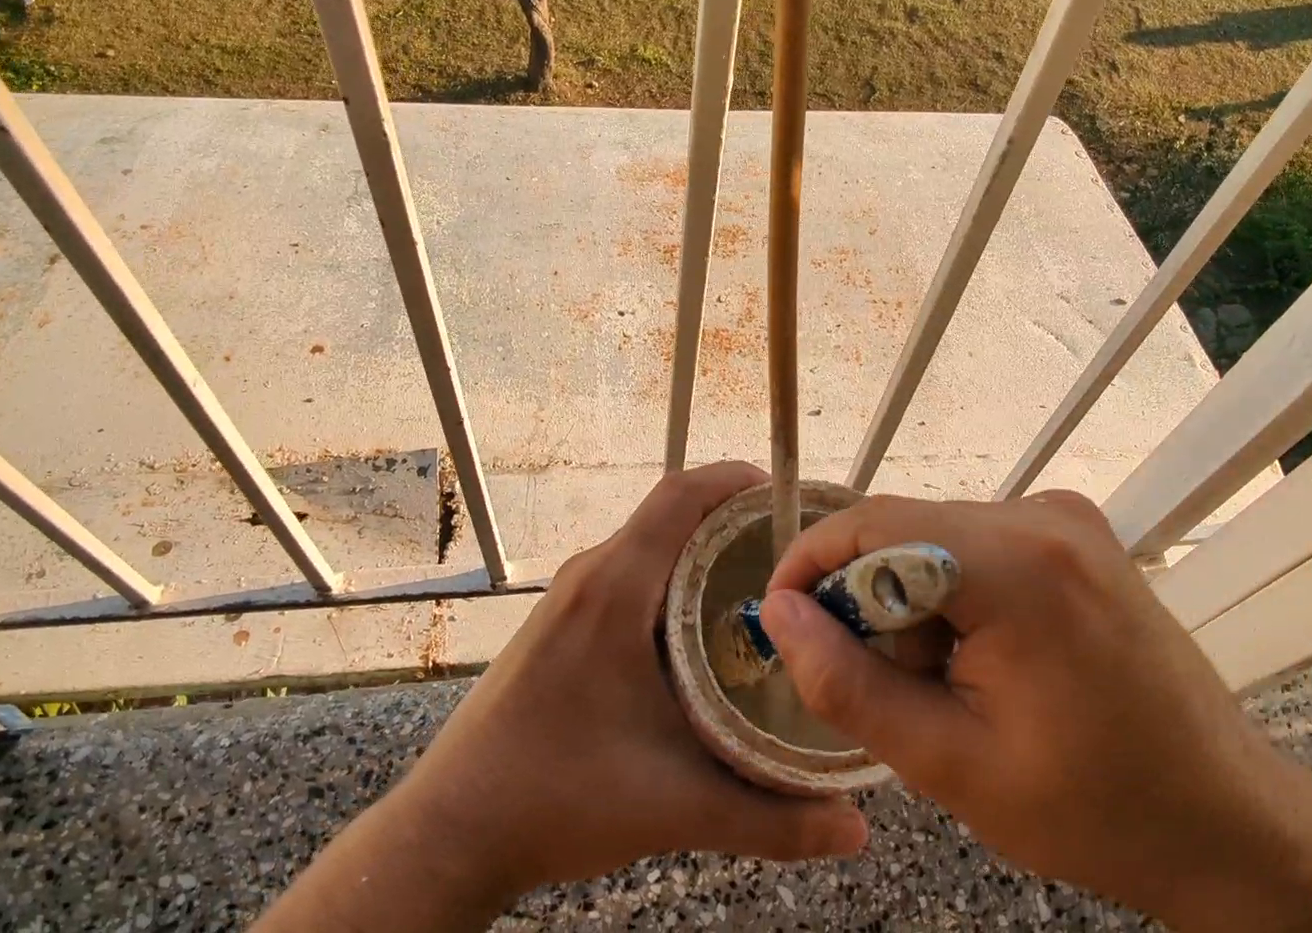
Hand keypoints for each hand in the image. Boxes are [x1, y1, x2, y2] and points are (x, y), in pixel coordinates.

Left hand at [256, 462, 865, 932]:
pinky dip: (675, 582)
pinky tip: (706, 631)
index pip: (679, 497)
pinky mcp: (560, 627)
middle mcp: (588, 578)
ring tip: (766, 589)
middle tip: (799, 556)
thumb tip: (858, 830)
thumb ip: (773, 820)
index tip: (792, 495)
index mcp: (613, 590)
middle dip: (735, 523)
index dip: (735, 480)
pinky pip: (629, 577)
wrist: (452, 830)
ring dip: (704, 555)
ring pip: (649, 550)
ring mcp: (568, 601)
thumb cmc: (555, 798)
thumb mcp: (675, 806)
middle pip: (670, 518)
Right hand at [758, 492, 1311, 932]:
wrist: (1227, 820)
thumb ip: (847, 684)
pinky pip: (975, 545)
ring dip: (911, 604)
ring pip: (933, 539)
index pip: (871, 525)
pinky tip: (983, 661)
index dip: (809, 567)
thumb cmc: (1093, 807)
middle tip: (887, 687)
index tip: (783, 624)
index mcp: (1019, 565)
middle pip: (902, 531)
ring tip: (948, 688)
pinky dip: (952, 595)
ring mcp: (1067, 519)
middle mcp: (1043, 516)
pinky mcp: (1077, 536)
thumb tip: (780, 614)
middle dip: (868, 602)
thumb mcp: (947, 763)